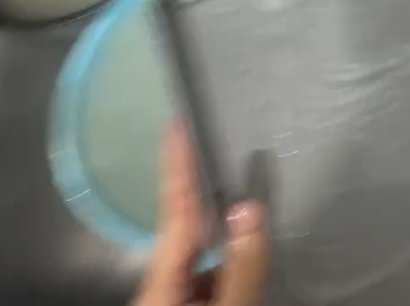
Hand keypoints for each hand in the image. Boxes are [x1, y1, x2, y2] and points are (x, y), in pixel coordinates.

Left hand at [134, 125, 270, 305]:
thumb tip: (250, 207)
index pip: (176, 211)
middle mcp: (157, 286)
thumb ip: (243, 266)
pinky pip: (207, 270)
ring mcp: (168, 297)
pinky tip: (249, 253)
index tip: (175, 122)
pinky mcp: (183, 303)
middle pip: (188, 230)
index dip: (178, 165)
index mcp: (160, 284)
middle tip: (221, 144)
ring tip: (253, 197)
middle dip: (208, 191)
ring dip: (224, 230)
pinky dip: (228, 258)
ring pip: (201, 253)